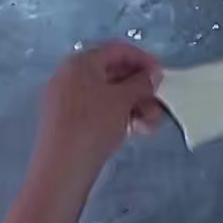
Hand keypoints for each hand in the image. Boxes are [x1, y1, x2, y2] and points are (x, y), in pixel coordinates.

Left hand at [29, 45, 163, 190]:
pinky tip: (134, 130)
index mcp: (80, 62)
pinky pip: (96, 109)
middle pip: (112, 73)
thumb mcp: (122, 101)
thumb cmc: (92, 126)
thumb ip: (141, 83)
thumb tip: (152, 75)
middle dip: (139, 88)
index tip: (162, 73)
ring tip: (149, 123)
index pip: (117, 50)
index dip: (143, 59)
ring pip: (106, 94)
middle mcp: (69, 75)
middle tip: (158, 103)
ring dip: (132, 105)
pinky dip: (116, 115)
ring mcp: (65, 99)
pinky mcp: (65, 122)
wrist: (60, 172)